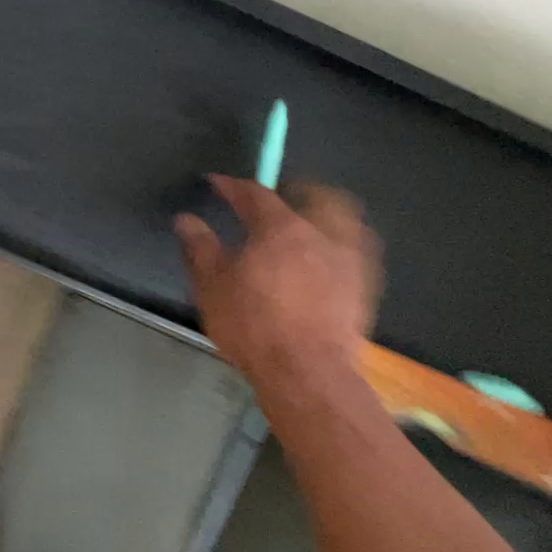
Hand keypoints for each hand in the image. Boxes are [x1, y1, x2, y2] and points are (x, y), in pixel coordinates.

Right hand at [174, 175, 381, 379]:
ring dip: (323, 212)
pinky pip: (355, 248)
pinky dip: (337, 242)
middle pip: (316, 196)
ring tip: (305, 223)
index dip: (234, 186)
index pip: (256, 194)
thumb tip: (187, 219)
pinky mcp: (364, 285)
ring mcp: (349, 259)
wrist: (306, 369)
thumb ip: (200, 247)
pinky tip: (322, 258)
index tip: (216, 182)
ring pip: (344, 219)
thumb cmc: (251, 323)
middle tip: (274, 198)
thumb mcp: (211, 285)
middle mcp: (322, 234)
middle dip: (294, 190)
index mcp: (281, 228)